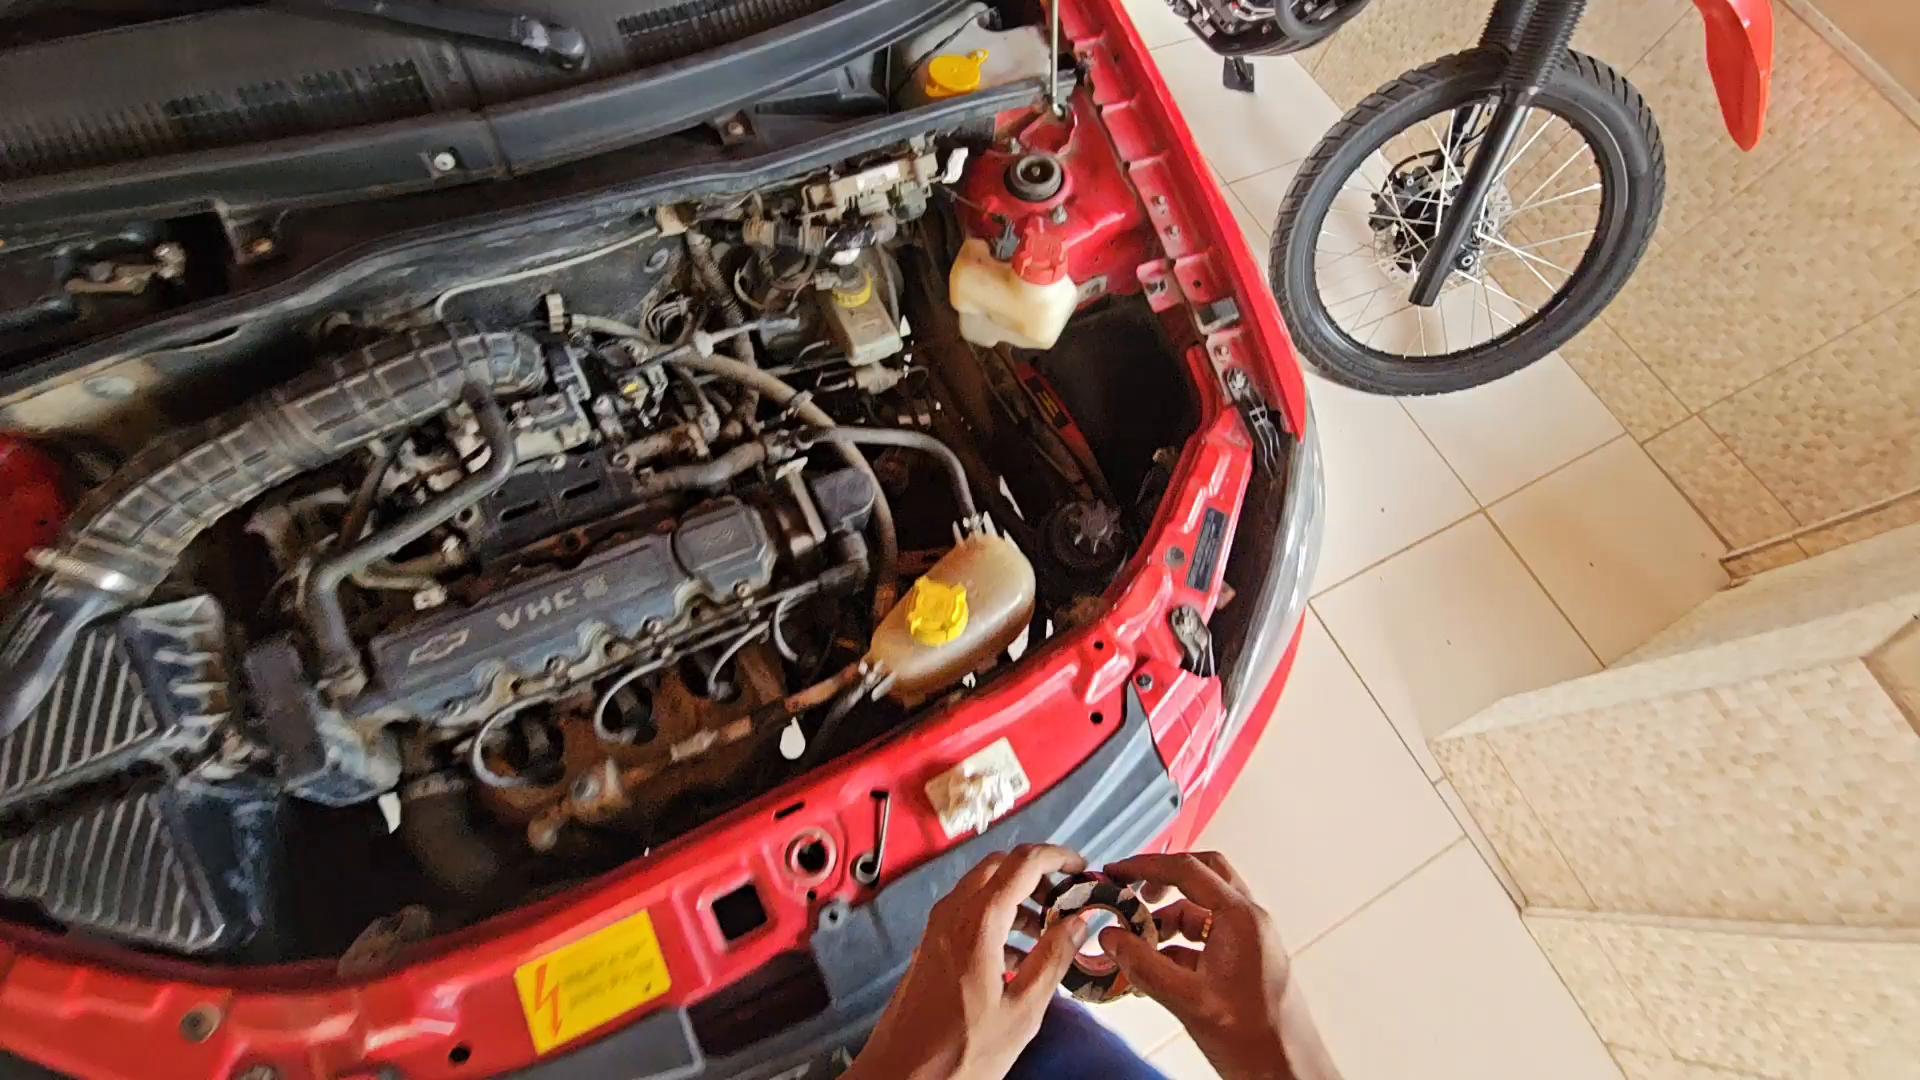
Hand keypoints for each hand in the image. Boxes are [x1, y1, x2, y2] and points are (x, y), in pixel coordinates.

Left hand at [845, 844, 1097, 1079]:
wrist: (901, 1076)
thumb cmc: (963, 1050)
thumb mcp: (1023, 1011)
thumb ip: (1053, 958)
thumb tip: (1080, 919)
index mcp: (980, 919)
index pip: (1024, 862)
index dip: (1057, 856)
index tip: (1082, 867)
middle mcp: (956, 908)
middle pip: (1002, 864)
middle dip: (1037, 873)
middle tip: (1065, 899)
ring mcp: (940, 922)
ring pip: (985, 884)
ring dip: (1018, 895)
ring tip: (1047, 930)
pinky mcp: (933, 940)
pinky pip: (970, 908)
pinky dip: (998, 914)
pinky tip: (1018, 954)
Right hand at [1099, 852, 1340, 1079]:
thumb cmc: (1255, 1043)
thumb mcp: (1189, 1002)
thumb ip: (1144, 966)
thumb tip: (1108, 938)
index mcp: (1241, 918)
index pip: (1186, 870)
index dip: (1145, 866)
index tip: (1117, 872)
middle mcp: (1249, 920)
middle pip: (1202, 873)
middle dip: (1164, 877)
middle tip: (1133, 889)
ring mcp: (1251, 939)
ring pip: (1204, 905)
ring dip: (1170, 913)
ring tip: (1140, 936)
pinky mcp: (1247, 961)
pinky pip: (1209, 934)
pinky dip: (1180, 940)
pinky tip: (1159, 963)